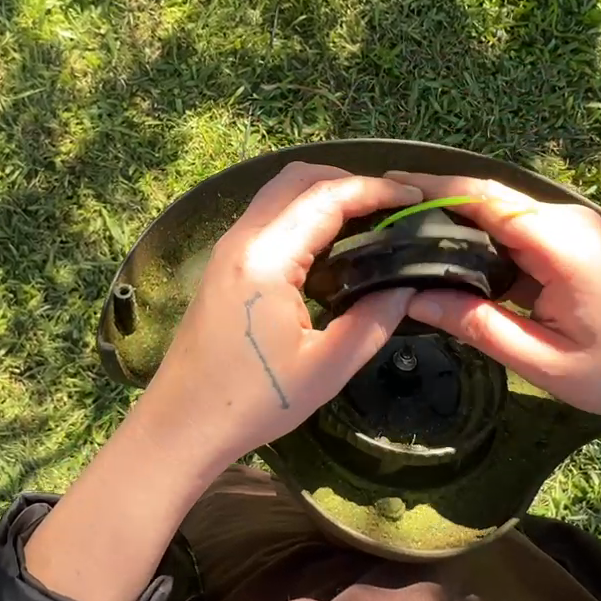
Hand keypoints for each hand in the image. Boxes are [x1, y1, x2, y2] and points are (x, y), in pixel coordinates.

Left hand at [25, 163, 418, 600]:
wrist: (182, 423)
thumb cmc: (254, 401)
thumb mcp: (327, 367)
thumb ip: (374, 319)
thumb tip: (408, 285)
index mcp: (267, 258)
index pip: (327, 197)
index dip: (376, 190)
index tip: (418, 199)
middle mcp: (243, 238)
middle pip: (298, 178)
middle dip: (350, 180)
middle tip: (393, 206)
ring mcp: (228, 247)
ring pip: (279, 192)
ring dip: (324, 192)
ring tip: (370, 219)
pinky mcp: (223, 261)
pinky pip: (268, 214)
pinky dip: (303, 210)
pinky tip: (331, 241)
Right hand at [386, 171, 600, 436]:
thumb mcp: (542, 362)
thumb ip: (475, 325)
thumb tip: (410, 299)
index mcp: (564, 244)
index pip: (486, 198)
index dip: (435, 188)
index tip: (386, 185)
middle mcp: (568, 221)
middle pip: (488, 197)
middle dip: (434, 200)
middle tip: (381, 218)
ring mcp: (572, 228)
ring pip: (498, 211)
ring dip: (453, 219)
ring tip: (401, 233)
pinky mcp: (571, 240)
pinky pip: (514, 228)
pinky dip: (478, 236)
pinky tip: (445, 253)